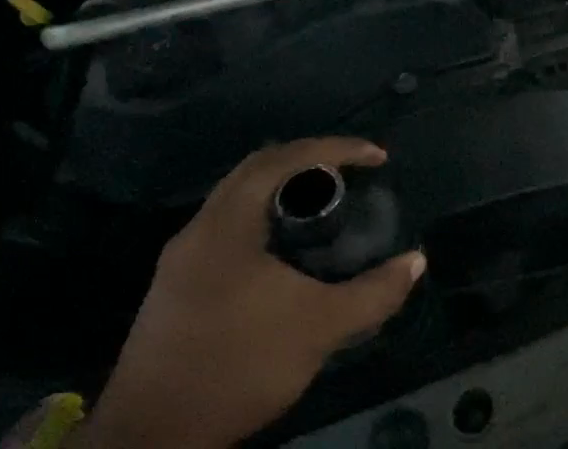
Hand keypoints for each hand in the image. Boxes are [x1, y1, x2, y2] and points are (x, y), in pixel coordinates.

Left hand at [74, 138, 425, 448]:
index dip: (336, 149)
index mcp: (226, 227)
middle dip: (309, 161)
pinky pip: (230, 227)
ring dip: (285, 190)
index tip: (377, 158)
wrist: (151, 438)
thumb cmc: (239, 366)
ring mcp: (181, 260)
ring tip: (328, 205)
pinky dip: (267, 219)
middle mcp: (198, 231)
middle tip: (352, 173)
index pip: (283, 159)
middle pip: (256, 170)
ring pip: (239, 199)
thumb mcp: (321, 328)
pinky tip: (290, 250)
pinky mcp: (176, 287)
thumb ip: (374, 293)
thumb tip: (415, 261)